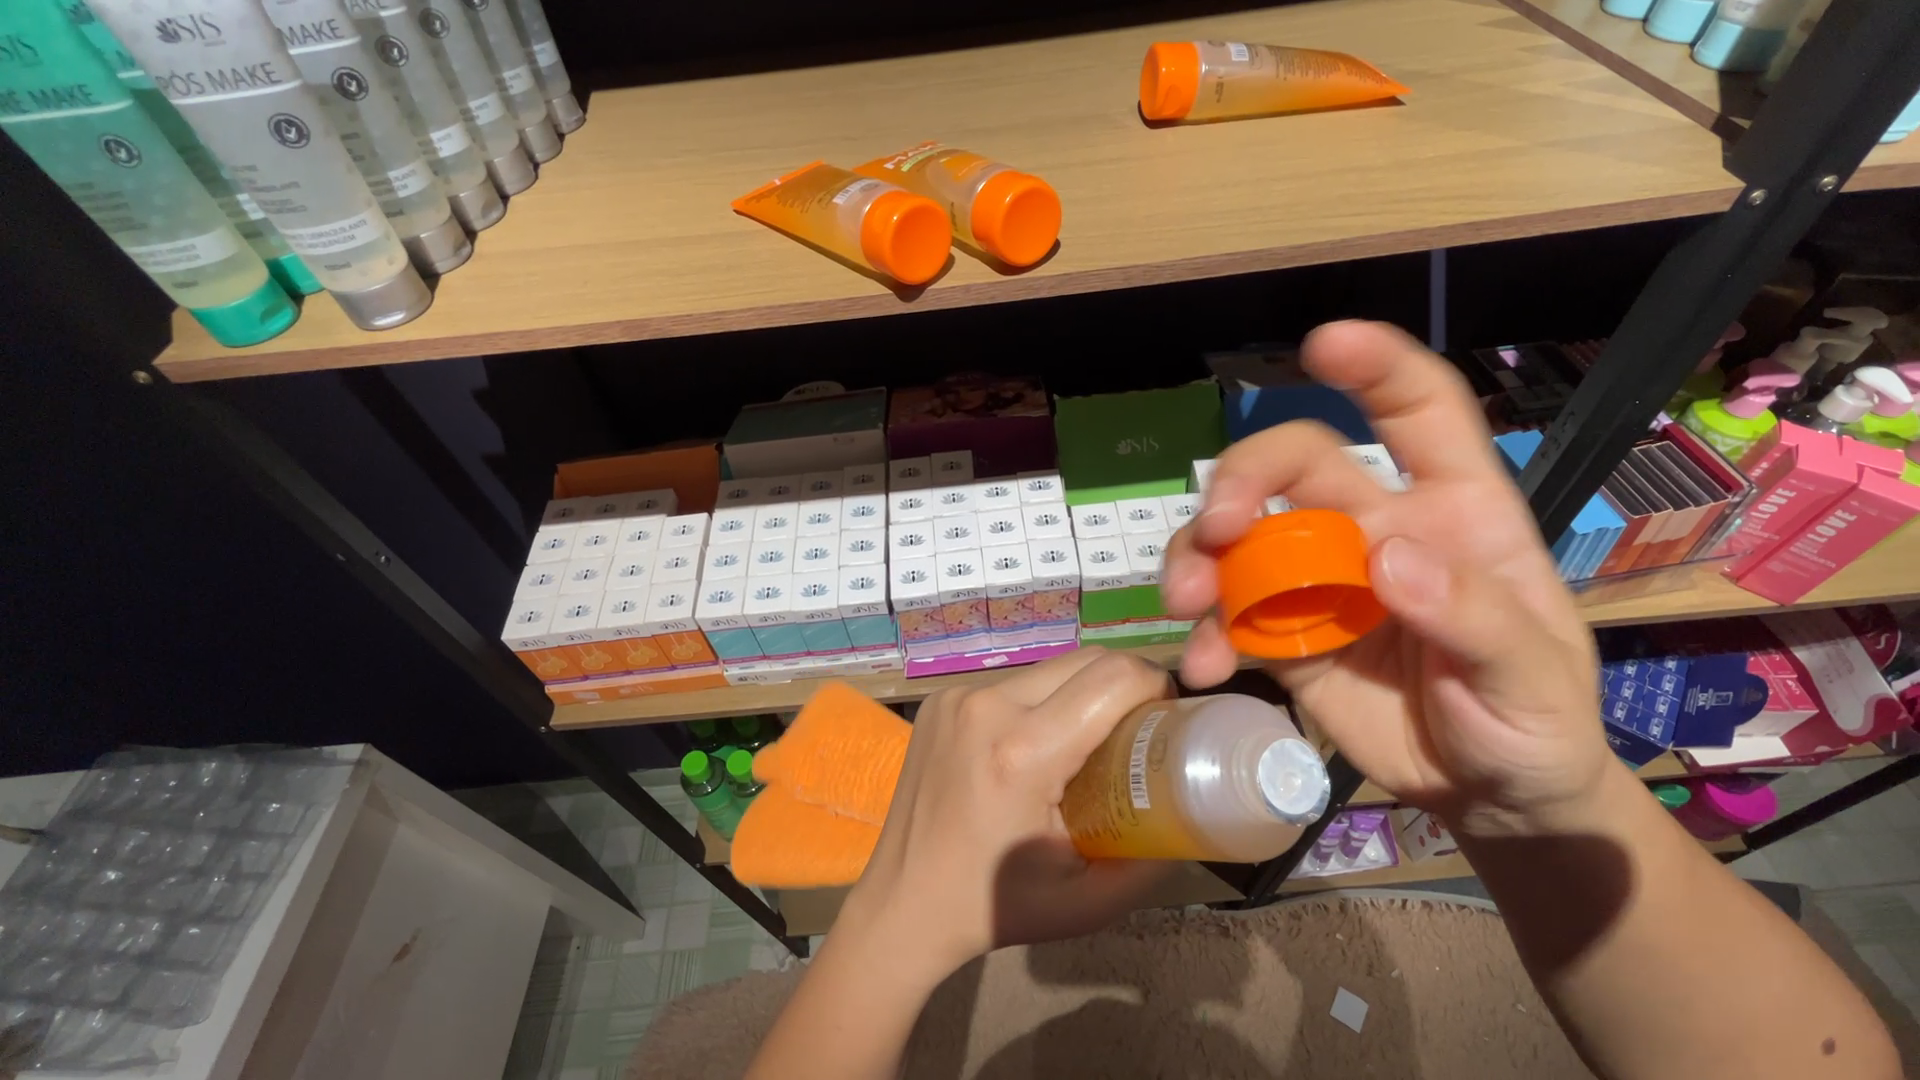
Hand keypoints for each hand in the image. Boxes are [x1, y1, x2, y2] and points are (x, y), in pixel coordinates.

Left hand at [841, 648, 1175, 974]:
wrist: (901, 903)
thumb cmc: (994, 906)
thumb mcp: (1086, 899)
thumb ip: (1152, 857)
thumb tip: (1194, 813)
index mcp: (1023, 752)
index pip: (1113, 679)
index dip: (1155, 688)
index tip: (1168, 718)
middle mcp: (986, 706)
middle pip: (1086, 661)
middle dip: (1125, 685)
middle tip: (1137, 730)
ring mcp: (957, 696)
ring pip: (1050, 667)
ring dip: (1081, 690)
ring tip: (1086, 739)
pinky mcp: (940, 699)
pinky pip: (1013, 681)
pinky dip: (1040, 700)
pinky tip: (1036, 742)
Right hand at [1163, 321, 1615, 836]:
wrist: (1487, 796)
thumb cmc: (1535, 721)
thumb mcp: (1531, 677)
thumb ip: (1473, 617)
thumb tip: (1385, 559)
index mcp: (1452, 511)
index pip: (1419, 413)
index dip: (1377, 368)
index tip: (1323, 345)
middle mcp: (1371, 528)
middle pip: (1293, 464)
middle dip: (1242, 479)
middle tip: (1218, 528)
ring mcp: (1317, 581)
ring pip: (1239, 535)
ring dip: (1199, 557)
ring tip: (1188, 604)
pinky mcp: (1280, 635)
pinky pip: (1226, 615)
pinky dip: (1203, 633)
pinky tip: (1202, 666)